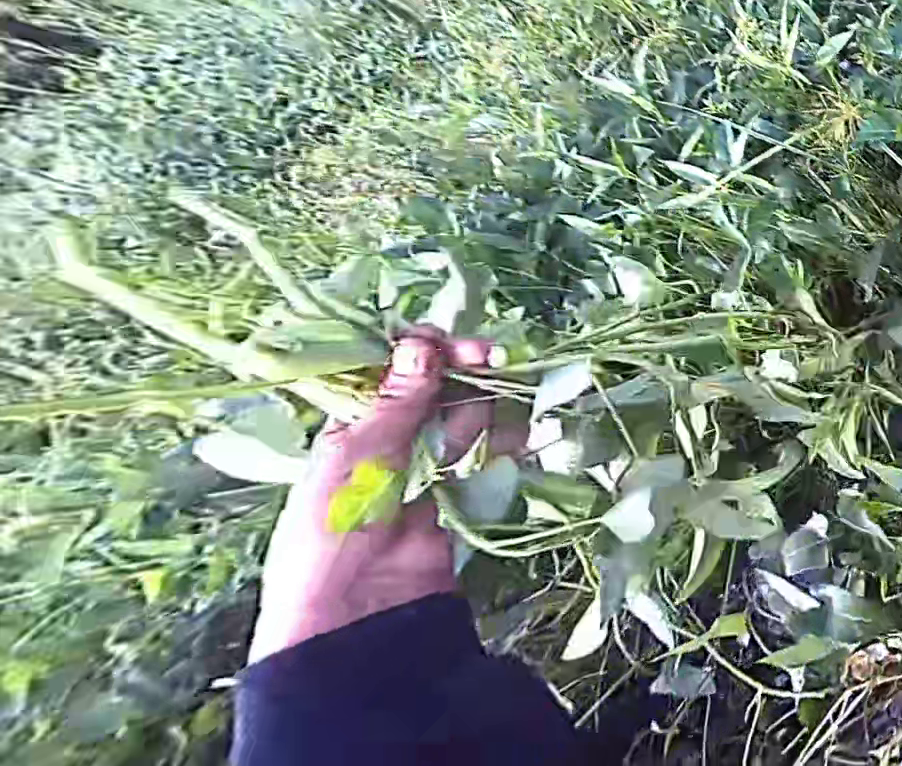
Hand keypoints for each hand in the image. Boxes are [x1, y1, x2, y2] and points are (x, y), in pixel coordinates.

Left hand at [248, 334, 503, 662]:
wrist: (363, 604)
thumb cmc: (339, 525)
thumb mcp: (359, 455)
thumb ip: (398, 399)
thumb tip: (422, 341)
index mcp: (357, 422)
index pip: (397, 369)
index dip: (426, 350)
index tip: (454, 343)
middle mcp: (398, 433)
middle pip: (442, 384)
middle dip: (468, 368)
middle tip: (494, 359)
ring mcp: (435, 457)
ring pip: (471, 410)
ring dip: (488, 403)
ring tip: (500, 407)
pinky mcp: (466, 480)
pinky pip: (492, 446)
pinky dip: (508, 437)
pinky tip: (519, 436)